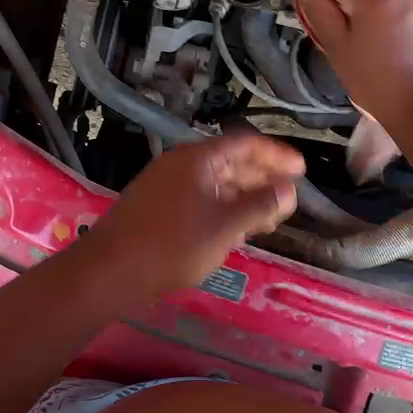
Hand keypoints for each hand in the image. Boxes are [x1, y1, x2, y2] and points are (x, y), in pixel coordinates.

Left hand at [77, 130, 303, 297]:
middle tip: (290, 193)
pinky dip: (223, 207)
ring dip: (244, 194)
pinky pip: (200, 196)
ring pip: (215, 181)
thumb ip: (259, 206)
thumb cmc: (172, 245)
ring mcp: (166, 183)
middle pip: (230, 160)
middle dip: (262, 176)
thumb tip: (289, 189)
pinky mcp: (157, 205)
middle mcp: (182, 163)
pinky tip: (235, 228)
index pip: (244, 143)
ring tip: (270, 213)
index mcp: (198, 158)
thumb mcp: (225, 227)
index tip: (301, 168)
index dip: (276, 154)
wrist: (110, 269)